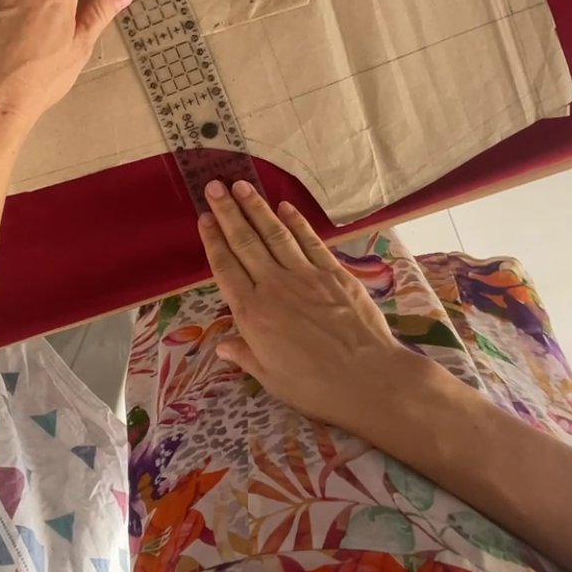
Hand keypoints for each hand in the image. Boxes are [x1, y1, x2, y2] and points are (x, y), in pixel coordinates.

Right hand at [198, 180, 438, 435]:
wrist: (367, 378)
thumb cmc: (314, 386)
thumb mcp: (270, 378)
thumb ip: (245, 355)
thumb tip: (222, 345)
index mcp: (251, 313)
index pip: (225, 268)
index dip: (213, 241)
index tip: (203, 218)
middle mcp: (273, 286)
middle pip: (245, 242)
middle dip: (228, 212)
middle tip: (215, 186)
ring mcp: (305, 275)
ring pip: (274, 234)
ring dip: (257, 208)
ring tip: (242, 186)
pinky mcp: (333, 273)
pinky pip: (309, 241)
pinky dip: (296, 222)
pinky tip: (284, 206)